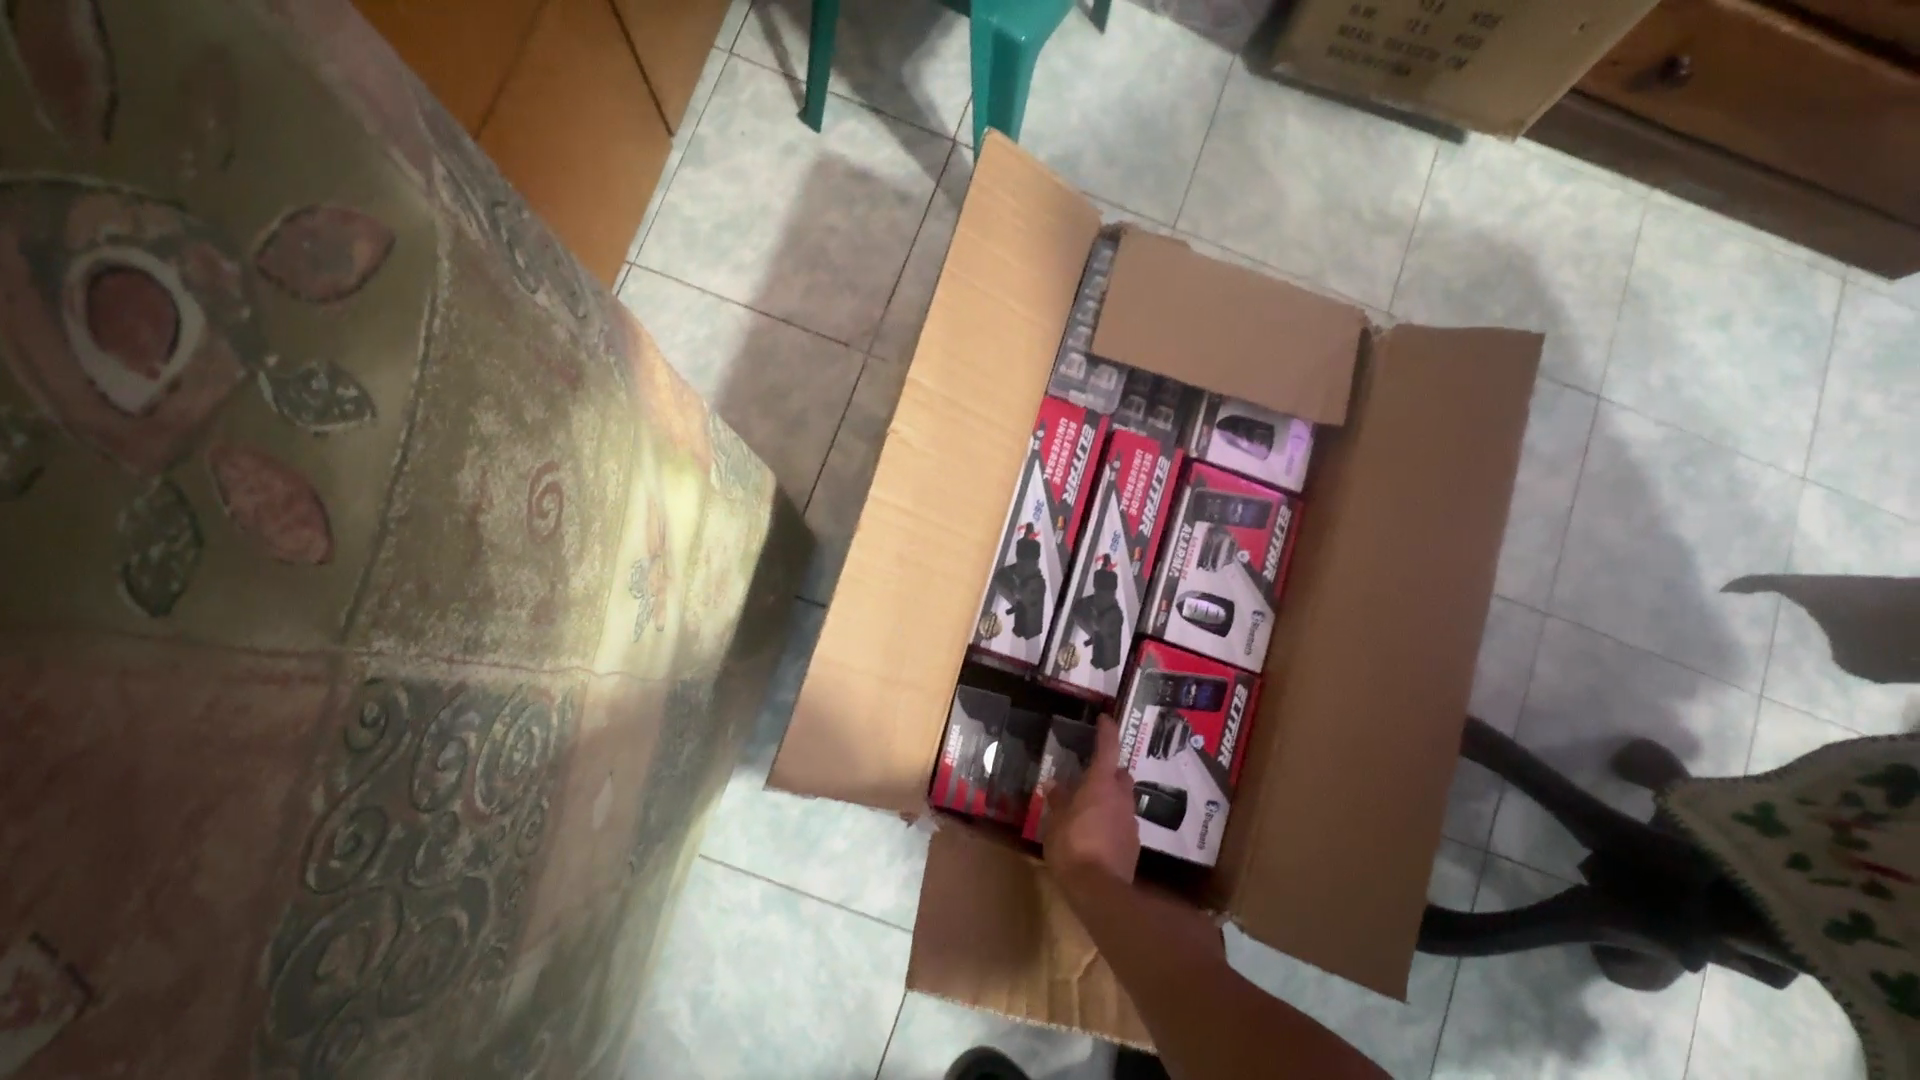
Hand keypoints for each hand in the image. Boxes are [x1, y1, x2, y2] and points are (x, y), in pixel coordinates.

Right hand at [1043, 713, 1139, 886]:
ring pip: (1123, 800)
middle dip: (1109, 772)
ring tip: (1088, 810)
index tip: (1105, 719)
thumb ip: (1058, 800)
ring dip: (1109, 799)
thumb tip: (1055, 784)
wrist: (1100, 890)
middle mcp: (1120, 798)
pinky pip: (1122, 824)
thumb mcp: (1055, 822)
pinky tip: (1096, 836)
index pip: (1108, 748)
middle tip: (1090, 777)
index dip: (1107, 731)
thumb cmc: (1072, 847)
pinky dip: (1111, 822)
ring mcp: (1130, 822)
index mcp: (1100, 785)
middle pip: (1120, 775)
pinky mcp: (1133, 844)